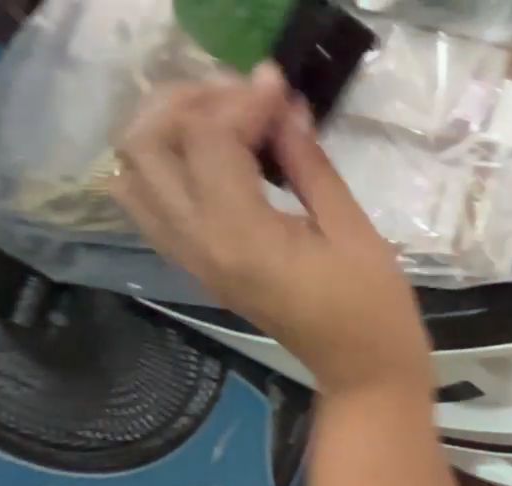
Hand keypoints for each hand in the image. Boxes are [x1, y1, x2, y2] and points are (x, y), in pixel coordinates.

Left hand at [111, 65, 432, 398]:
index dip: (243, 101)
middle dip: (189, 105)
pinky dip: (165, 166)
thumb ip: (312, 169)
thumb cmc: (376, 313)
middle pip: (148, 144)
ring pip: (135, 170)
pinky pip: (147, 202)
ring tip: (221, 122)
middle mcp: (199, 243)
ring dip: (167, 131)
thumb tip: (285, 110)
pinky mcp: (197, 264)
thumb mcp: (357, 237)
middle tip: (243, 97)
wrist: (367, 376)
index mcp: (242, 237)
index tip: (280, 84)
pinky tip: (211, 162)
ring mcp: (191, 256)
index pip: (211, 140)